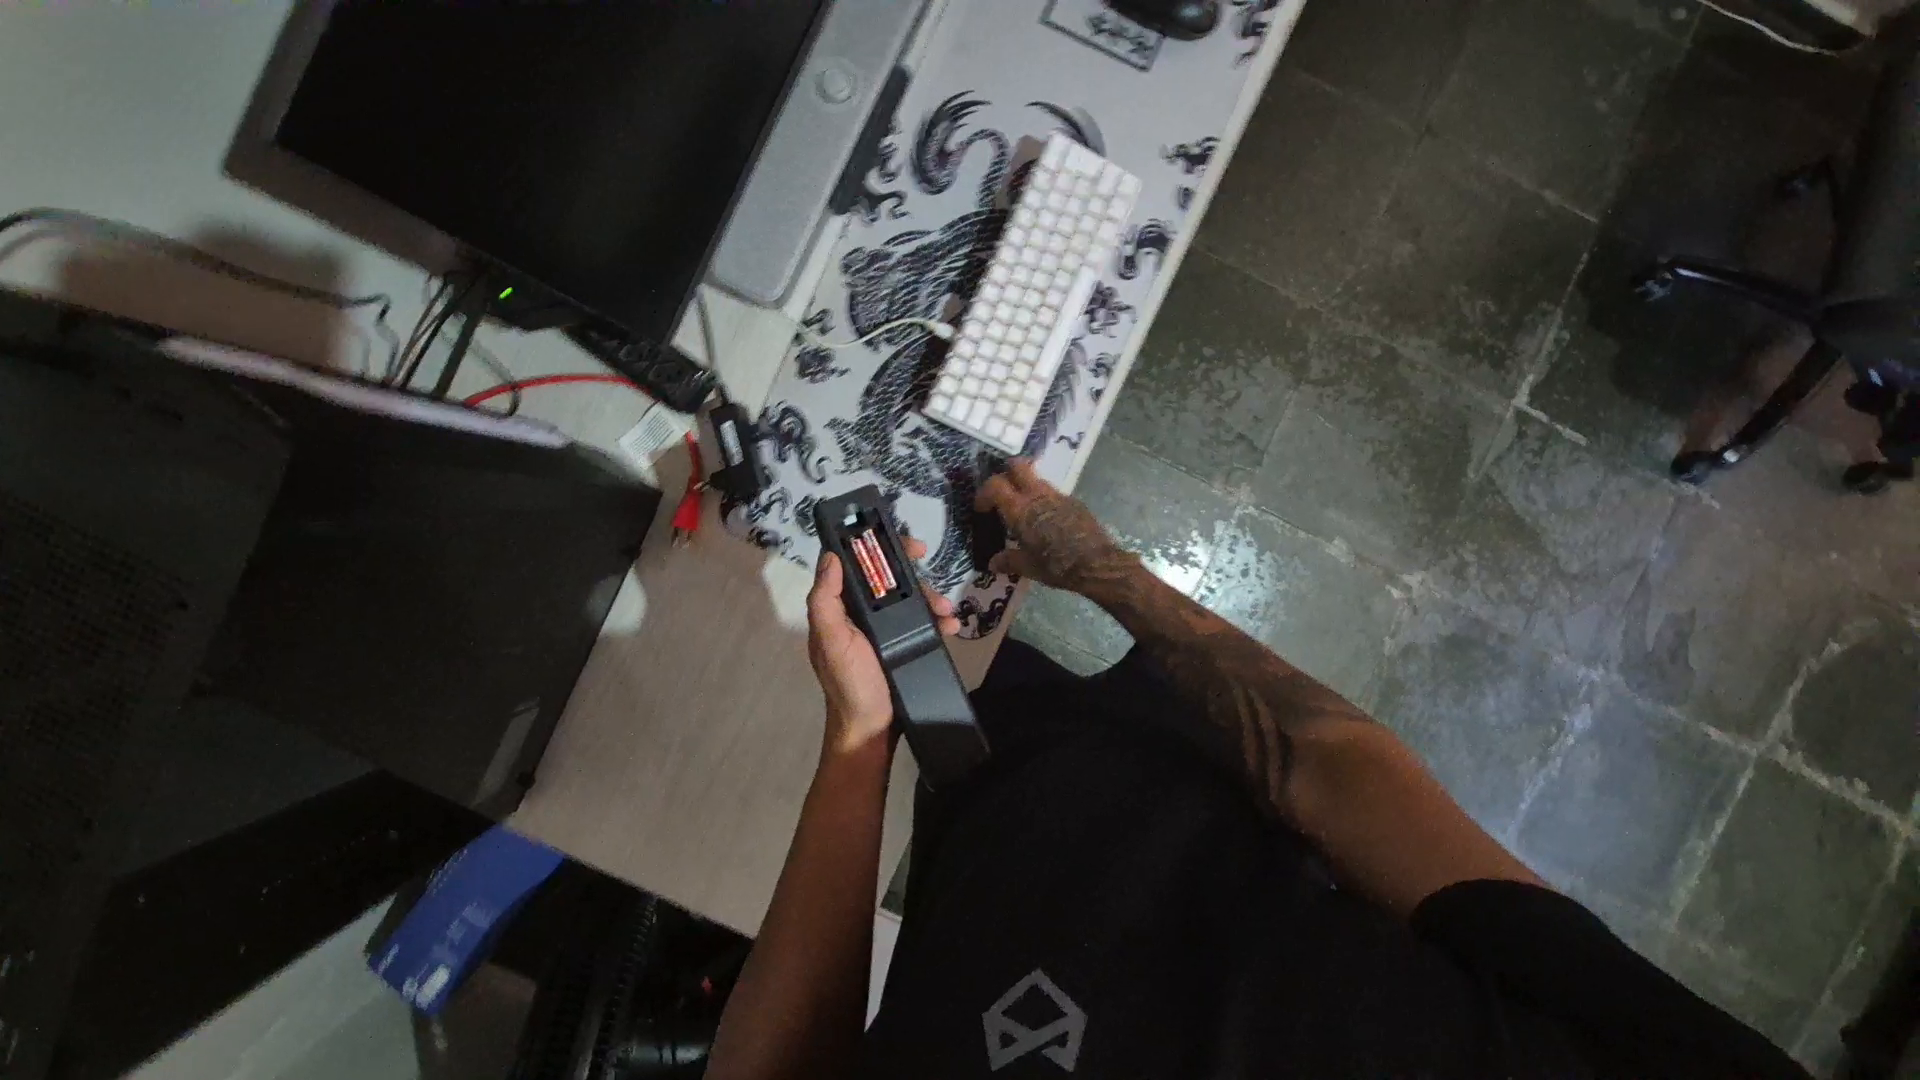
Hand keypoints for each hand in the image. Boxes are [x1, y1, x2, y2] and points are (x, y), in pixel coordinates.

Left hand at [808, 535, 960, 760]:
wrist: (872, 730)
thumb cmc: (849, 683)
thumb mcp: (830, 640)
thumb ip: (825, 599)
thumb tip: (830, 556)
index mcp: (839, 608)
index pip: (855, 566)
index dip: (875, 548)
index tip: (899, 542)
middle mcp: (860, 615)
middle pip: (887, 578)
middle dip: (910, 571)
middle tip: (928, 561)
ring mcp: (884, 630)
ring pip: (909, 599)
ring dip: (930, 597)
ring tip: (946, 610)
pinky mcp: (905, 644)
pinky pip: (923, 623)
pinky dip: (937, 620)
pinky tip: (950, 627)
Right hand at [974, 459, 1133, 592]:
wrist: (1095, 564)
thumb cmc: (1055, 565)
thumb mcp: (1027, 567)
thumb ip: (1008, 561)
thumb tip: (992, 563)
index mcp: (1020, 510)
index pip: (995, 485)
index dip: (984, 492)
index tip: (982, 507)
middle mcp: (1037, 496)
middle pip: (1018, 466)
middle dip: (1007, 472)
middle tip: (1003, 490)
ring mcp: (1058, 496)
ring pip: (1037, 478)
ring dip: (1027, 486)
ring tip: (1025, 508)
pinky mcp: (1074, 502)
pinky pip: (1053, 493)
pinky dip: (1045, 500)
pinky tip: (1047, 519)